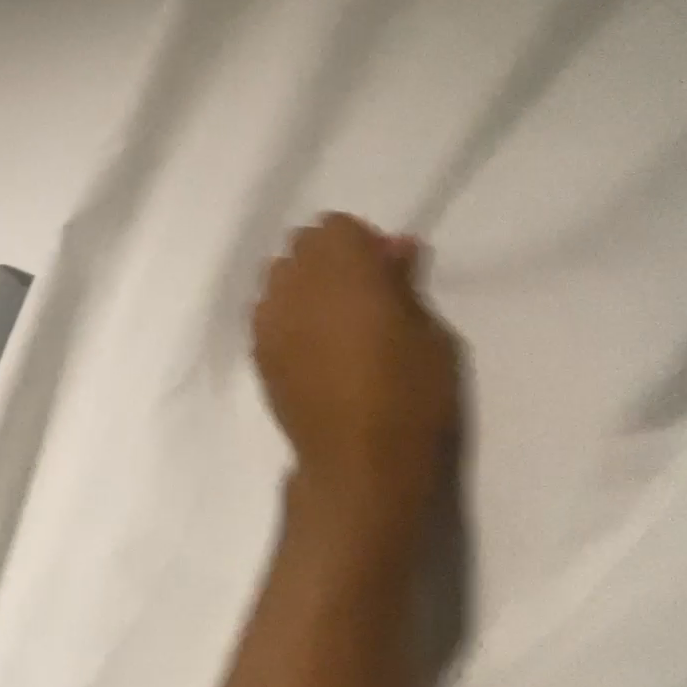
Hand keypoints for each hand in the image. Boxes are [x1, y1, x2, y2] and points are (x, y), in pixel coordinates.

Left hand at [251, 214, 461, 536]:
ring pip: (277, 274)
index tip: (382, 267)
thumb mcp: (430, 335)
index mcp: (343, 273)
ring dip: (302, 282)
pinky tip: (310, 342)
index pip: (333, 226)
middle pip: (300, 246)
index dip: (358, 242)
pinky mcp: (255, 344)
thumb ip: (402, 282)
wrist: (357, 460)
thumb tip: (393, 244)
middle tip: (361, 293)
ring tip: (334, 320)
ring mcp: (267, 315)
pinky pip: (265, 308)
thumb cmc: (411, 397)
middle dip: (328, 258)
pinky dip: (285, 311)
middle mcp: (295, 284)